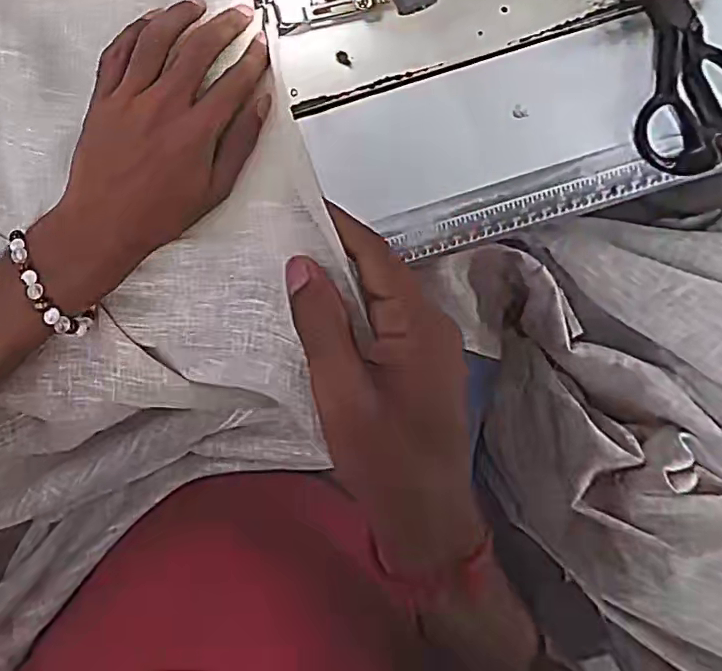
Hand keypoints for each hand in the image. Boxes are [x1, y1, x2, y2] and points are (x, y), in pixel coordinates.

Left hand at [31, 0, 271, 311]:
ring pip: (156, 40)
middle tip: (239, 16)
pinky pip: (117, 53)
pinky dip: (134, 31)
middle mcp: (162, 107)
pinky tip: (149, 22)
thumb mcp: (213, 189)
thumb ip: (240, 143)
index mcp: (194, 131)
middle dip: (226, 25)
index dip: (253, 57)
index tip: (259, 46)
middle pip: (200, 48)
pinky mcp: (103, 99)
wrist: (101, 223)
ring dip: (180, 16)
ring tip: (196, 6)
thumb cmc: (153, 213)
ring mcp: (128, 99)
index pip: (234, 80)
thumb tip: (258, 107)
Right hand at [286, 204, 486, 575]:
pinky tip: (321, 303)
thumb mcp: (341, 389)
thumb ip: (321, 323)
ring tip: (298, 255)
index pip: (376, 256)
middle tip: (291, 225)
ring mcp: (426, 344)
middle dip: (338, 244)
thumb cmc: (384, 456)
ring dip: (343, 271)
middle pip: (381, 268)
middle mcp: (430, 324)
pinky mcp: (416, 362)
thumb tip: (301, 264)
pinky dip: (351, 299)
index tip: (305, 202)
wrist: (426, 520)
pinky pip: (381, 314)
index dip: (341, 225)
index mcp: (418, 323)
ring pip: (380, 291)